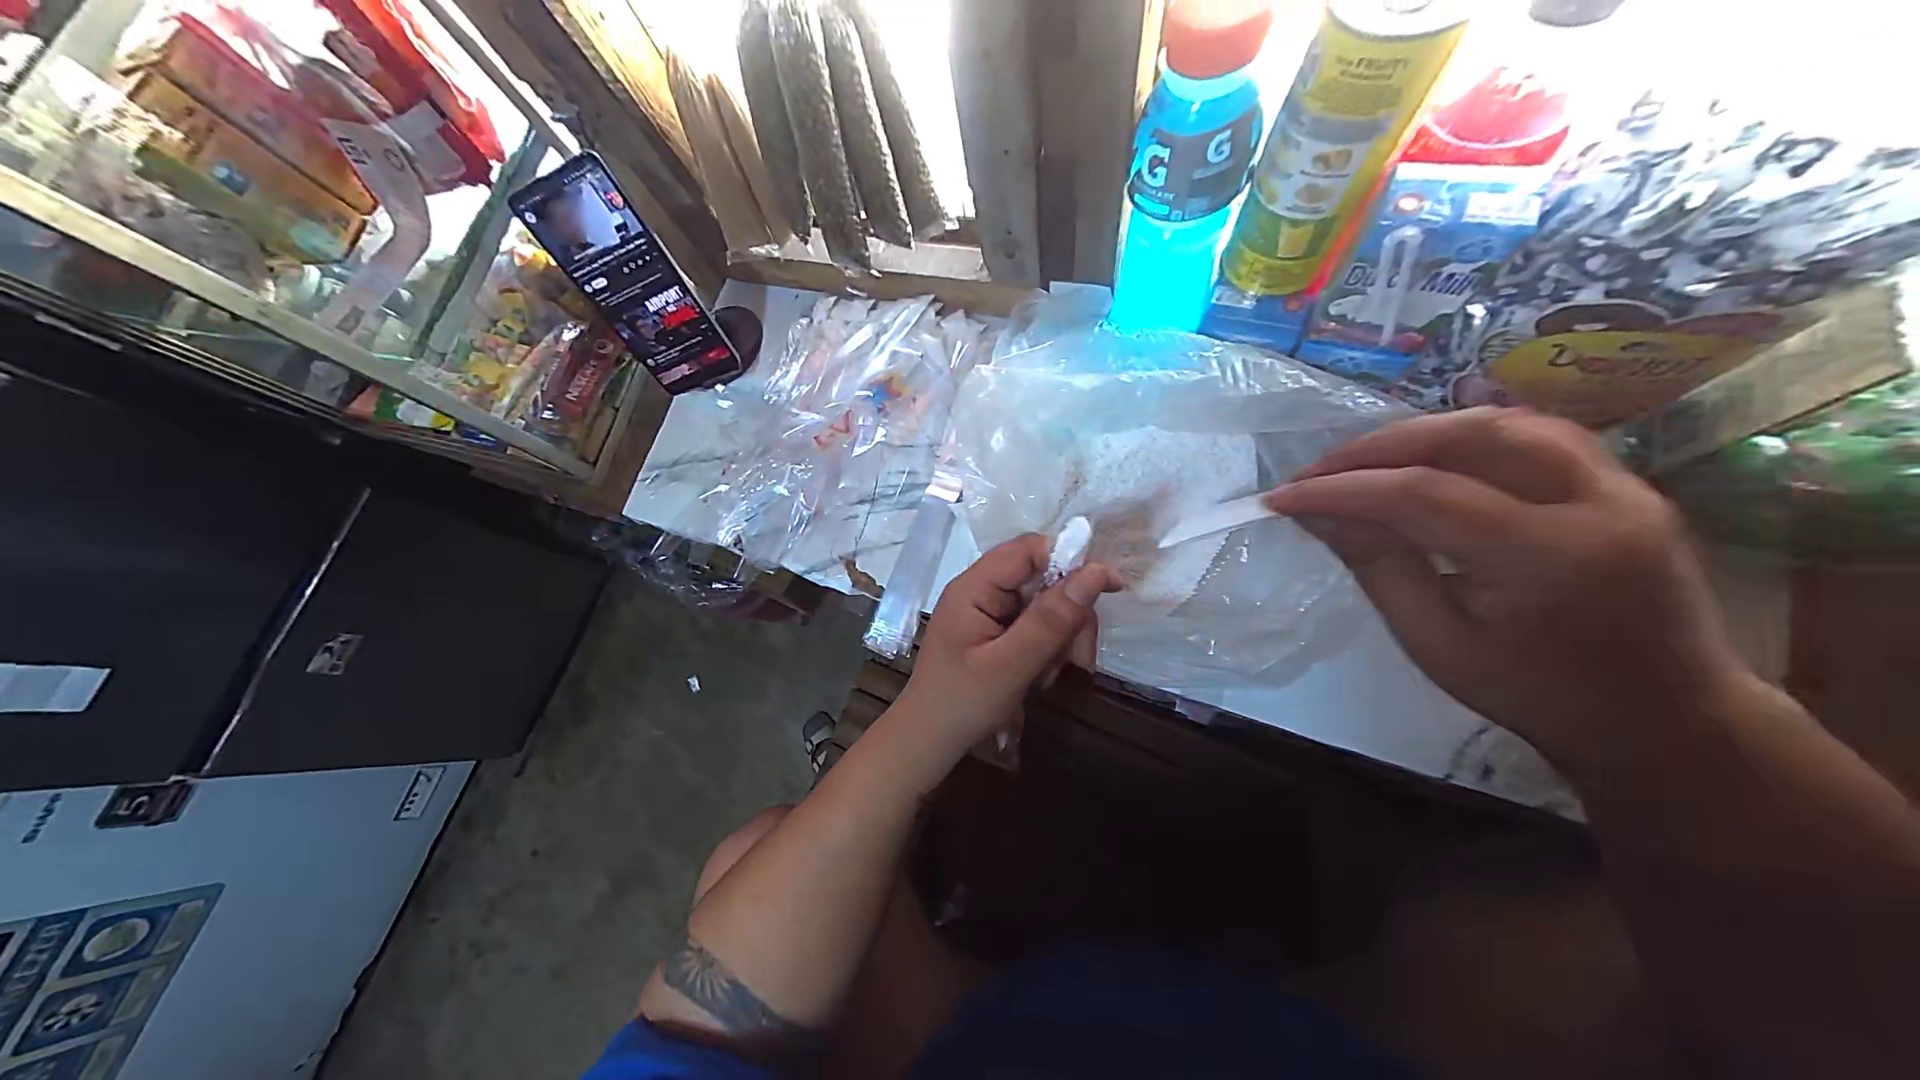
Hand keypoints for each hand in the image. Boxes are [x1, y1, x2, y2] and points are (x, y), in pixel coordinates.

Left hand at [891, 534, 1119, 762]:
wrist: (928, 743)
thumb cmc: (961, 704)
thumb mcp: (1011, 665)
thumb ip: (1051, 620)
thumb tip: (1095, 572)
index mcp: (974, 587)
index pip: (1029, 550)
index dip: (1071, 560)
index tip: (1109, 588)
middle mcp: (982, 591)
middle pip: (1044, 578)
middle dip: (1069, 616)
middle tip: (1078, 660)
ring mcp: (989, 612)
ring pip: (1047, 605)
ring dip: (1062, 638)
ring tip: (1052, 677)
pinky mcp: (998, 633)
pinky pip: (1038, 626)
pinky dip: (1050, 649)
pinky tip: (1043, 677)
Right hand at [1265, 408, 1750, 773]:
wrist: (1664, 719)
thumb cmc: (1535, 695)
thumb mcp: (1436, 643)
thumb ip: (1378, 565)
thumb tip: (1318, 513)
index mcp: (1545, 559)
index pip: (1422, 495)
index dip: (1342, 489)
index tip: (1283, 497)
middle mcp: (1596, 504)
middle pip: (1471, 436)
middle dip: (1379, 447)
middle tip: (1318, 471)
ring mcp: (1624, 486)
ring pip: (1509, 422)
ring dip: (1423, 433)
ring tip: (1365, 461)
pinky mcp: (1627, 484)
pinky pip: (1538, 435)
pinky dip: (1469, 437)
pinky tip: (1430, 457)